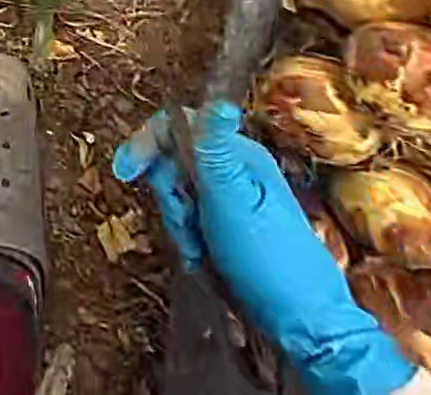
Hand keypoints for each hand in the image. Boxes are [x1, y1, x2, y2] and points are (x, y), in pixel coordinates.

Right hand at [114, 102, 419, 394]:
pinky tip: (204, 259)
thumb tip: (218, 101)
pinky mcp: (222, 226)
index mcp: (237, 153)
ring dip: (179, 224)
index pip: (176, 125)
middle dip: (170, 197)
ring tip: (200, 249)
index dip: (145, 144)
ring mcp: (226, 198)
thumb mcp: (234, 202)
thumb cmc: (271, 262)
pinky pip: (186, 221)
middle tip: (188, 225)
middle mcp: (230, 168)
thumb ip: (215, 150)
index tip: (125, 172)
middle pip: (171, 162)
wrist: (306, 329)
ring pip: (176, 194)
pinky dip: (187, 241)